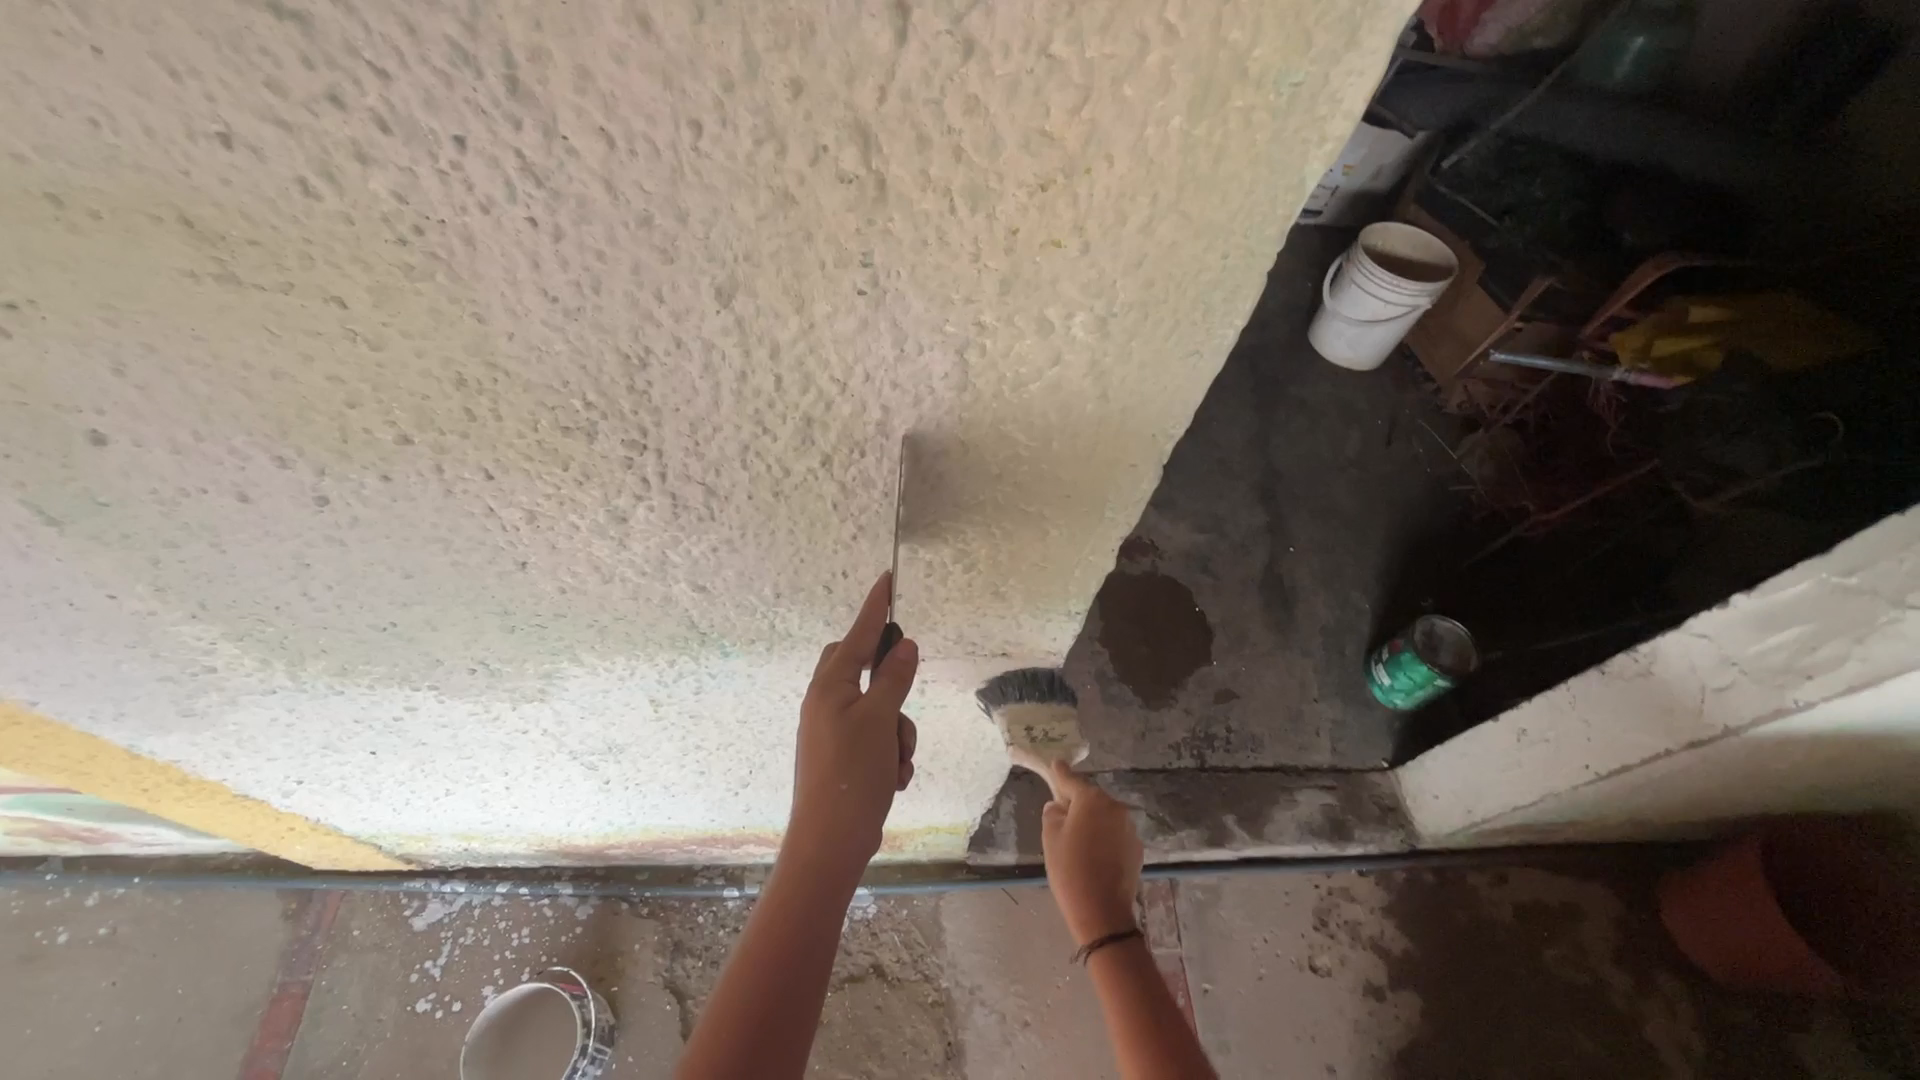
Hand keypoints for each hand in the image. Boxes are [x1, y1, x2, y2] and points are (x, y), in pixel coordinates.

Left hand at [788, 572, 918, 869]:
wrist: (831, 840)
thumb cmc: (852, 774)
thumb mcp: (880, 720)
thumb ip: (893, 679)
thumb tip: (903, 644)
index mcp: (829, 686)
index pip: (857, 634)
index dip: (875, 607)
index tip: (888, 578)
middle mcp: (827, 702)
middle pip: (864, 669)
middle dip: (893, 685)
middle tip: (903, 701)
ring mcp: (834, 730)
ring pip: (880, 708)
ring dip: (898, 731)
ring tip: (898, 761)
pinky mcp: (844, 756)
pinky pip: (876, 737)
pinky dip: (891, 753)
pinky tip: (894, 778)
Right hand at [1041, 761, 1142, 946]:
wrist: (1102, 911)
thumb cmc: (1070, 870)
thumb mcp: (1051, 839)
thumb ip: (1053, 814)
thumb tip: (1058, 806)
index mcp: (1092, 800)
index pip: (1072, 780)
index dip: (1060, 773)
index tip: (1055, 764)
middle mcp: (1115, 807)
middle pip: (1091, 798)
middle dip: (1077, 804)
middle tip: (1061, 819)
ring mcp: (1129, 828)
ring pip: (1105, 816)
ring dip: (1092, 822)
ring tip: (1078, 843)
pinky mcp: (1137, 847)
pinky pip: (1115, 833)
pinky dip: (1104, 837)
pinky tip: (1095, 856)